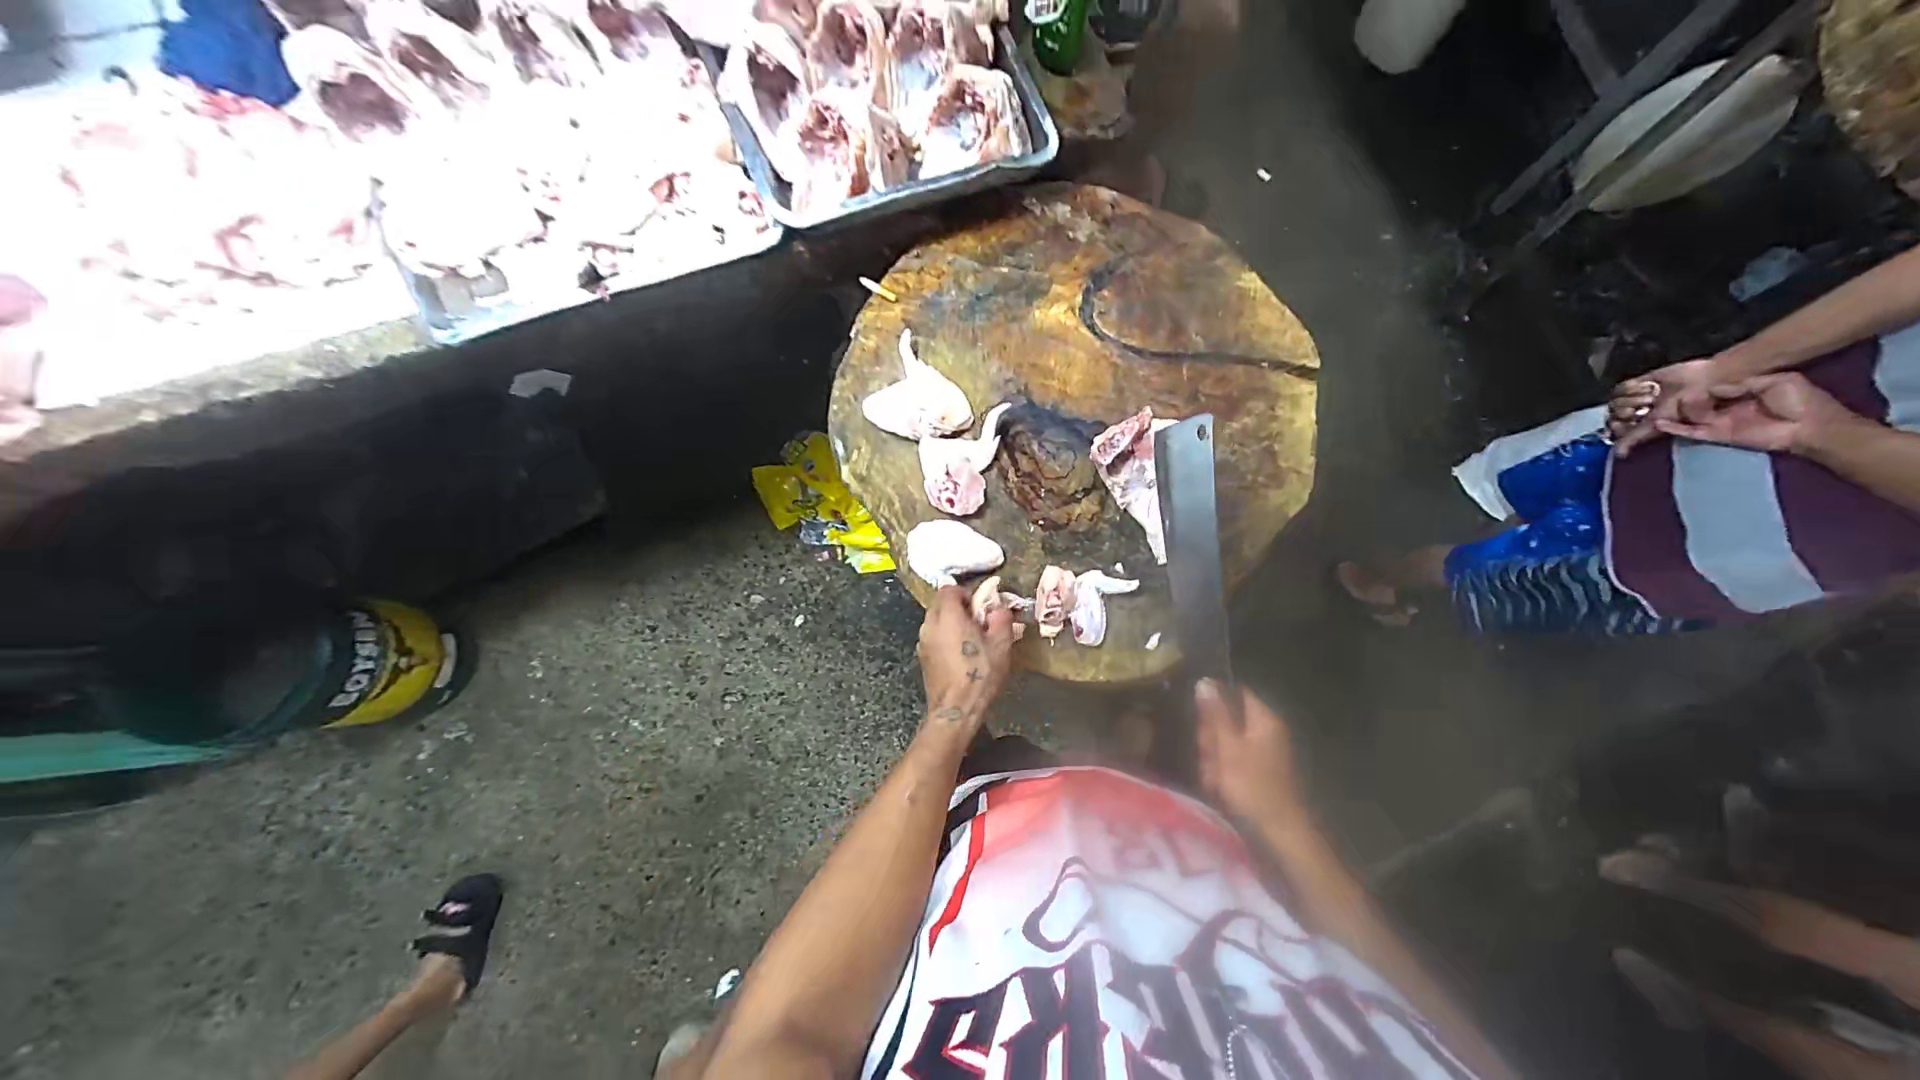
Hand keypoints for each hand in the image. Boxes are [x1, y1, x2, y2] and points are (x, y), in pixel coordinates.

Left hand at [917, 585, 1013, 729]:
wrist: (955, 709)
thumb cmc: (980, 674)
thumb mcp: (1001, 644)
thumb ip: (1001, 618)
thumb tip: (999, 608)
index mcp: (947, 615)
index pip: (950, 589)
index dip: (967, 594)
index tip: (982, 609)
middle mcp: (929, 624)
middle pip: (941, 603)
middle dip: (959, 608)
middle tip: (979, 624)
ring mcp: (922, 642)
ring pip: (936, 621)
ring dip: (952, 624)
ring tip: (971, 641)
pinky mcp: (922, 657)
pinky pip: (934, 637)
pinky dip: (945, 638)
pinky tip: (960, 656)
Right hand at [1194, 679, 1306, 828]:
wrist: (1279, 837)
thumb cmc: (1253, 788)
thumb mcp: (1227, 747)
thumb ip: (1215, 714)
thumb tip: (1205, 680)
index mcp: (1264, 721)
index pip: (1235, 693)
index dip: (1214, 702)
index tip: (1199, 717)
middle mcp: (1265, 733)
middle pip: (1225, 721)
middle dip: (1210, 739)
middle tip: (1209, 757)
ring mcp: (1260, 756)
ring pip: (1222, 745)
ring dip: (1212, 761)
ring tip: (1214, 780)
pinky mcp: (1254, 776)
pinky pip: (1228, 766)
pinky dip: (1220, 777)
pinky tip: (1218, 790)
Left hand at [1608, 357, 1721, 456]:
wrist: (1695, 383)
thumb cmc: (1680, 407)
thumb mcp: (1654, 426)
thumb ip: (1633, 438)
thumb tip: (1618, 454)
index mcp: (1635, 426)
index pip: (1612, 428)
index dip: (1617, 425)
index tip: (1627, 421)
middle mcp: (1631, 414)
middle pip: (1611, 414)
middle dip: (1630, 408)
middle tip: (1650, 404)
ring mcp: (1630, 399)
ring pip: (1614, 401)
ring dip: (1635, 397)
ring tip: (1654, 395)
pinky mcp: (1634, 385)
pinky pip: (1618, 389)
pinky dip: (1633, 388)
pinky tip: (1650, 386)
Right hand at [1653, 372, 1867, 454]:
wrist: (1813, 427)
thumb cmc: (1802, 401)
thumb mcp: (1777, 382)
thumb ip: (1742, 384)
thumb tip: (1711, 388)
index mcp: (1740, 393)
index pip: (1710, 388)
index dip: (1694, 386)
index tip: (1676, 382)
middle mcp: (1725, 408)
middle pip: (1694, 403)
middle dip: (1677, 400)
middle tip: (1653, 397)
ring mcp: (1719, 422)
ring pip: (1688, 417)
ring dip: (1671, 413)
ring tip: (1648, 410)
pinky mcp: (1716, 435)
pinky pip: (1690, 432)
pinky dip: (1674, 429)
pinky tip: (1659, 425)